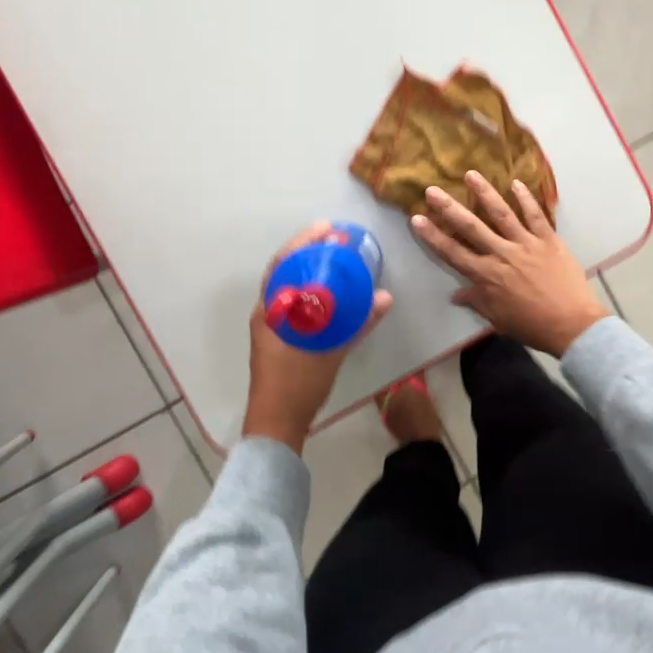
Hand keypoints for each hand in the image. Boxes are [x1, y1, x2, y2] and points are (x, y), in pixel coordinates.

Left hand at [243, 222, 392, 453]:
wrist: (277, 423)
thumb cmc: (297, 385)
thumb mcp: (331, 352)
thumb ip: (358, 323)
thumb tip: (385, 297)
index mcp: (270, 310)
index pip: (283, 263)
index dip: (303, 241)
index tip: (327, 229)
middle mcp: (267, 312)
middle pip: (286, 271)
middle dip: (309, 252)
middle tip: (336, 240)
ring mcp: (272, 326)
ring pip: (290, 287)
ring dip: (310, 271)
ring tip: (336, 260)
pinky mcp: (280, 338)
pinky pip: (296, 304)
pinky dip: (312, 292)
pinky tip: (333, 294)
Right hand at [411, 172, 608, 356]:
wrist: (571, 325)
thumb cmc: (532, 326)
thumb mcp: (498, 319)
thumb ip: (477, 301)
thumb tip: (456, 294)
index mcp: (487, 276)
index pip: (453, 252)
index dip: (433, 236)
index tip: (417, 218)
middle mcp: (502, 254)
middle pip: (472, 227)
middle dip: (450, 208)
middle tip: (433, 189)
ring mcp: (526, 244)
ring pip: (502, 214)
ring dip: (485, 193)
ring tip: (471, 174)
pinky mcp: (549, 240)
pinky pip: (536, 215)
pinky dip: (526, 199)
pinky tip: (516, 183)